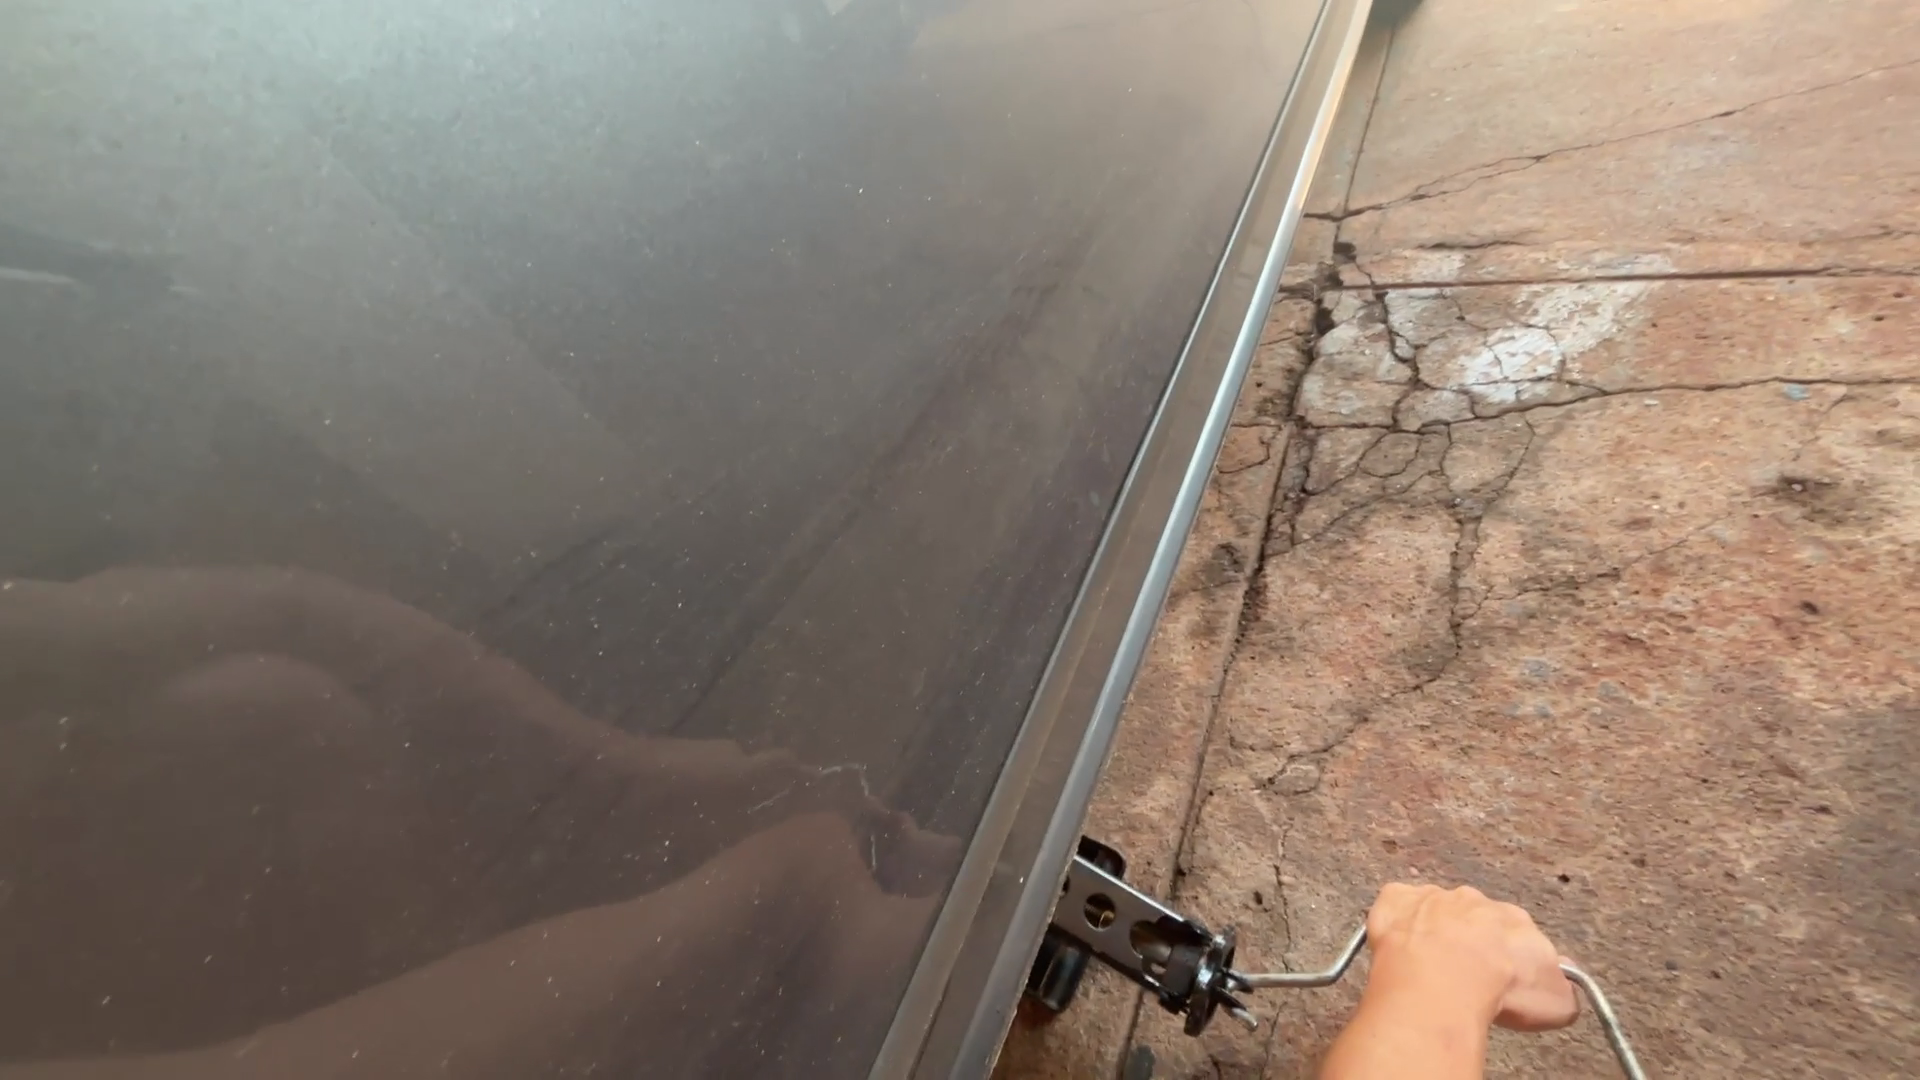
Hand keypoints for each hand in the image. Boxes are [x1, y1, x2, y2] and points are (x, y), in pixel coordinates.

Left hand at [1365, 883, 1579, 1031]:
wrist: (1446, 975)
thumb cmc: (1503, 989)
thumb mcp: (1557, 1001)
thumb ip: (1560, 985)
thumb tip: (1560, 978)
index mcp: (1515, 918)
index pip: (1514, 932)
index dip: (1506, 955)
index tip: (1499, 975)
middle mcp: (1472, 898)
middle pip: (1470, 916)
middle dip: (1466, 937)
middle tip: (1460, 970)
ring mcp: (1429, 894)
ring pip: (1431, 908)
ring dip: (1430, 928)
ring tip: (1427, 962)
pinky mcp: (1394, 896)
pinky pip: (1396, 904)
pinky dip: (1396, 920)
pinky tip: (1399, 943)